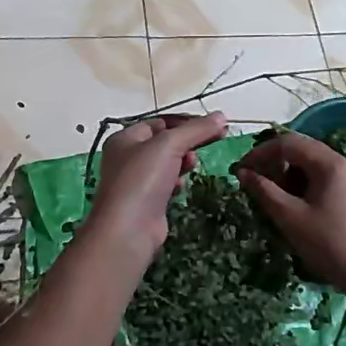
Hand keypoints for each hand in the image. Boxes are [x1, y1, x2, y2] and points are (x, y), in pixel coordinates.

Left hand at [83, 112, 227, 257]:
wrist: (128, 229)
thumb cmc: (142, 179)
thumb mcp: (169, 145)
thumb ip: (196, 130)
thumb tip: (221, 116)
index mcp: (124, 139)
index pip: (158, 123)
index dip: (184, 122)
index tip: (212, 125)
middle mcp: (126, 158)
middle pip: (163, 144)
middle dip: (185, 144)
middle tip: (205, 145)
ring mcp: (135, 182)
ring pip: (166, 165)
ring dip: (182, 163)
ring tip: (191, 165)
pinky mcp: (146, 203)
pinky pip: (165, 186)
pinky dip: (176, 183)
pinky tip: (180, 187)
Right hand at [234, 131, 345, 292]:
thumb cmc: (327, 243)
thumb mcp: (288, 216)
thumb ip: (263, 190)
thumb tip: (242, 172)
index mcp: (329, 163)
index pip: (287, 143)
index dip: (259, 153)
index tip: (239, 170)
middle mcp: (340, 162)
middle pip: (298, 148)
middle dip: (270, 161)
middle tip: (250, 179)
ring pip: (306, 162)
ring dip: (283, 172)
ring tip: (266, 193)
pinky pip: (316, 176)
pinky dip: (297, 182)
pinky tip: (287, 201)